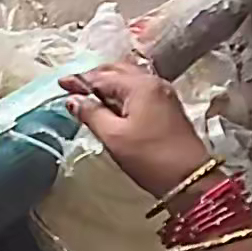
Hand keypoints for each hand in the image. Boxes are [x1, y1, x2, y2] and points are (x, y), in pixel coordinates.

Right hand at [60, 62, 209, 196]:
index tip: (61, 84)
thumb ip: (92, 114)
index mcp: (139, 86)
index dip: (79, 80)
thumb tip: (74, 99)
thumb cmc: (149, 158)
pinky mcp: (168, 107)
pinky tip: (113, 103)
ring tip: (90, 94)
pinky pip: (140, 90)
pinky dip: (122, 92)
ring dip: (109, 82)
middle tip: (74, 86)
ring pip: (130, 79)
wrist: (190, 179)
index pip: (102, 77)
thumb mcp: (114, 137)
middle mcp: (153, 83)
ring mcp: (163, 94)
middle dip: (95, 76)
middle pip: (118, 71)